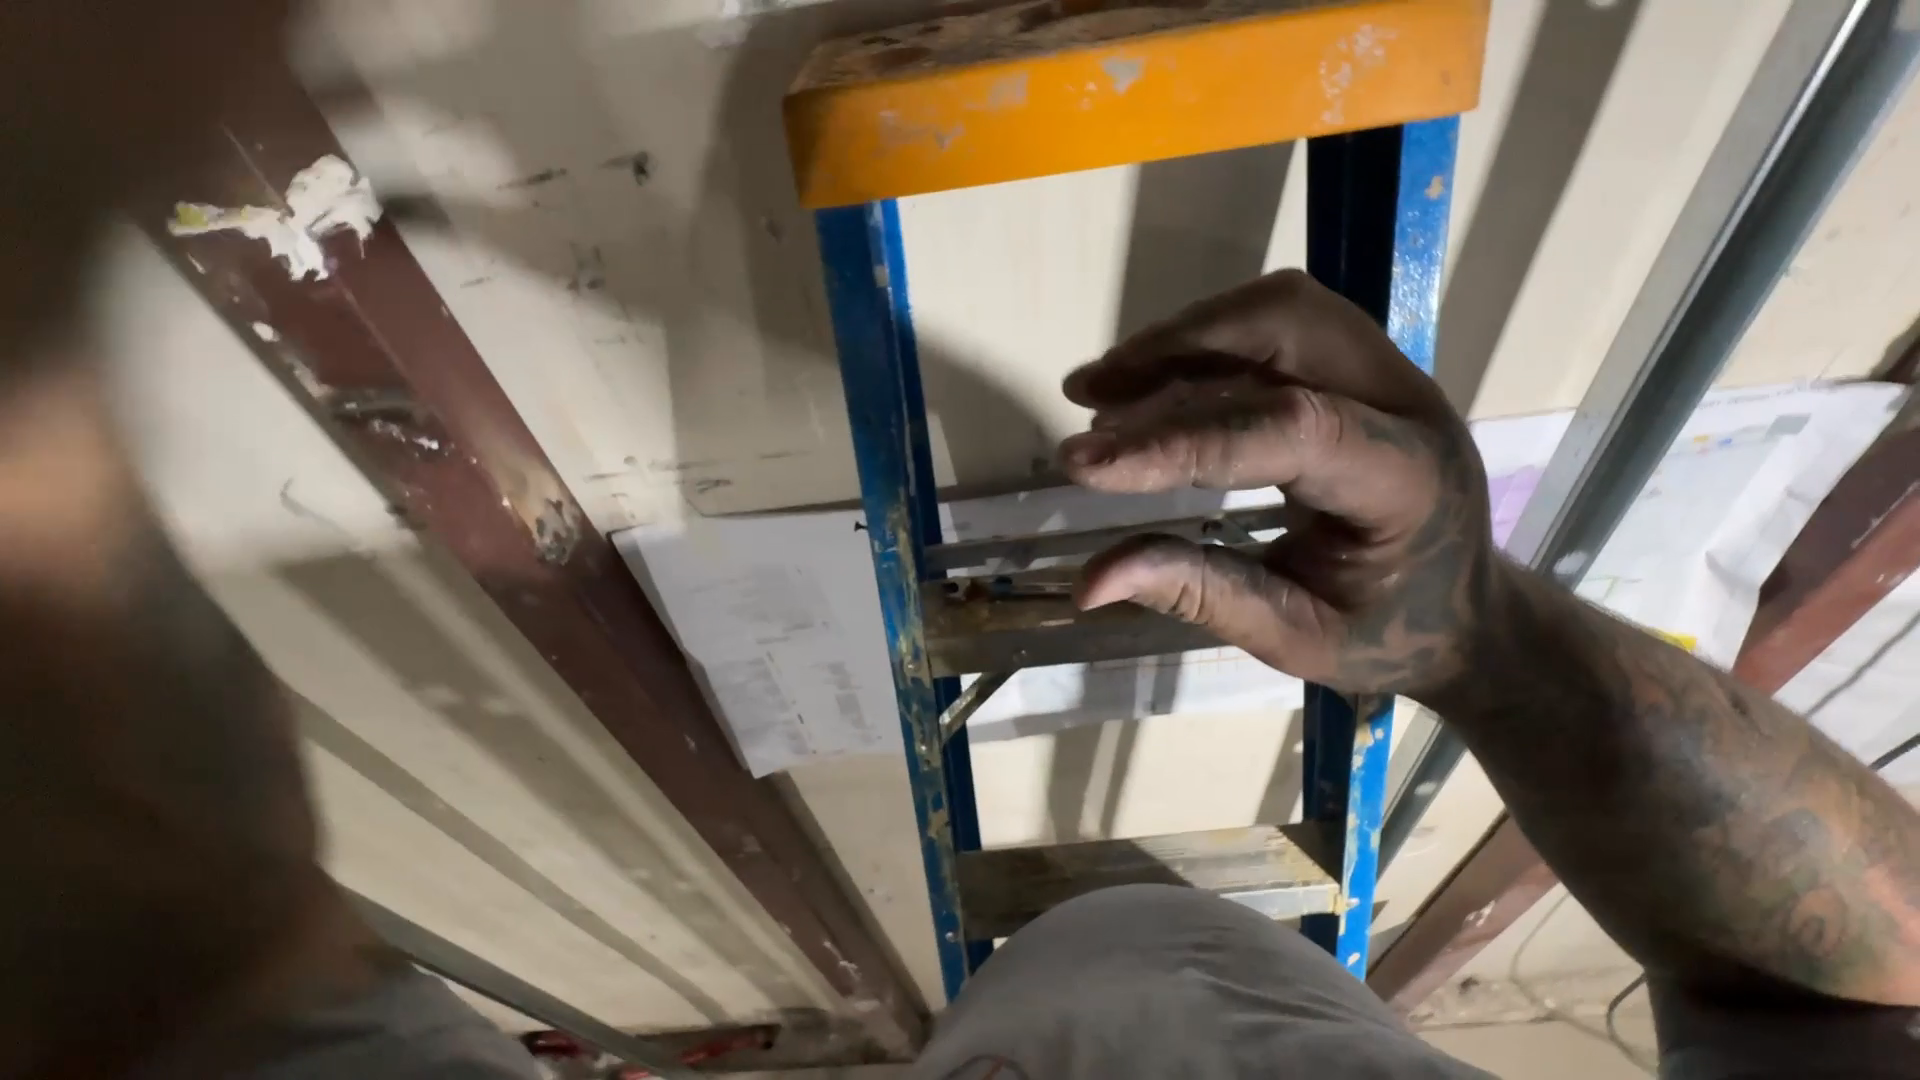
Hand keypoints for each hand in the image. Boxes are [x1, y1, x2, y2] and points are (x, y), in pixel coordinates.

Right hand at [1058, 270, 1498, 700]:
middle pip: (1287, 322)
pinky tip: (1145, 389)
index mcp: (1405, 481)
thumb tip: (1089, 583)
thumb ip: (1199, 596)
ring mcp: (1390, 374)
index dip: (1176, 441)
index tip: (1081, 466)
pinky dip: (1199, 347)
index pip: (1286, 427)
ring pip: (1276, 309)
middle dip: (1174, 349)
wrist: (1463, 612)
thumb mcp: (1294, 637)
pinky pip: (1273, 328)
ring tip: (1102, 389)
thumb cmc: (1386, 636)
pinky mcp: (1360, 370)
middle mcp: (1407, 403)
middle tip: (1091, 397)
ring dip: (1179, 339)